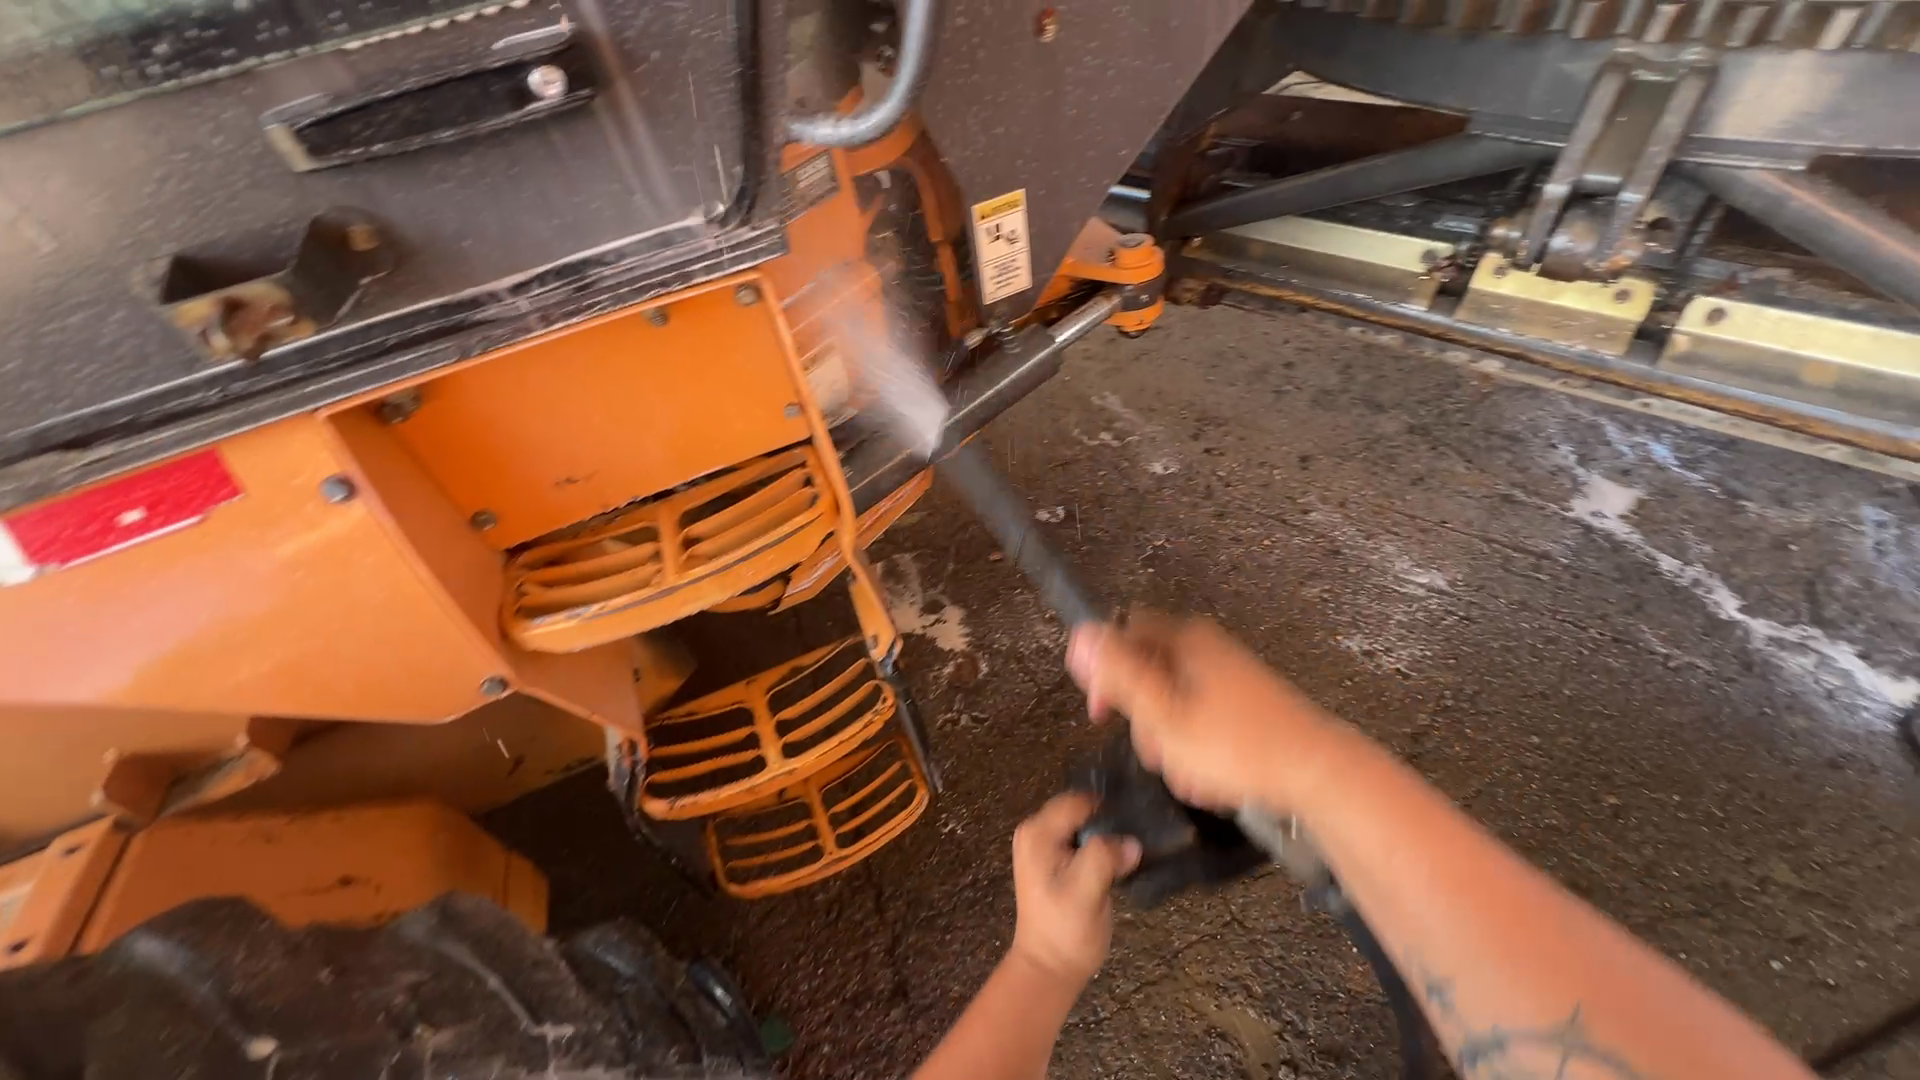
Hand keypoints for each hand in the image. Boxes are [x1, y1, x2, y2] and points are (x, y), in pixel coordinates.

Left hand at [1009, 793, 1141, 984]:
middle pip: (1081, 808)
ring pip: (1085, 823)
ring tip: (1136, 843)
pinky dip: (1103, 844)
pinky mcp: (1059, 860)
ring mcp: (1047, 845)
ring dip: (1109, 832)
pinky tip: (1124, 856)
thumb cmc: (1064, 931)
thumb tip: (1132, 842)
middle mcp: (1037, 831)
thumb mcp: (1085, 893)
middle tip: (1142, 830)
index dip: (1107, 807)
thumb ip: (1103, 858)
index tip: (1137, 817)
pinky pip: (1085, 838)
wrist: (1050, 967)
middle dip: (1109, 818)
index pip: (1078, 801)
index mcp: (1038, 833)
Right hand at [1066, 612, 1339, 811]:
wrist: (1318, 771)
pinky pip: (1201, 714)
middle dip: (1141, 714)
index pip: (1123, 633)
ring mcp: (1228, 673)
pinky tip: (1208, 774)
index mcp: (1185, 640)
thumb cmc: (1236, 745)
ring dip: (1168, 736)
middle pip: (1148, 668)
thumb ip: (1119, 675)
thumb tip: (1081, 635)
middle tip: (1152, 751)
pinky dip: (1195, 742)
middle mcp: (1206, 647)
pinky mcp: (1245, 700)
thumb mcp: (1163, 715)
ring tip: (1186, 771)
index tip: (1101, 712)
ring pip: (1174, 698)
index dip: (1103, 668)